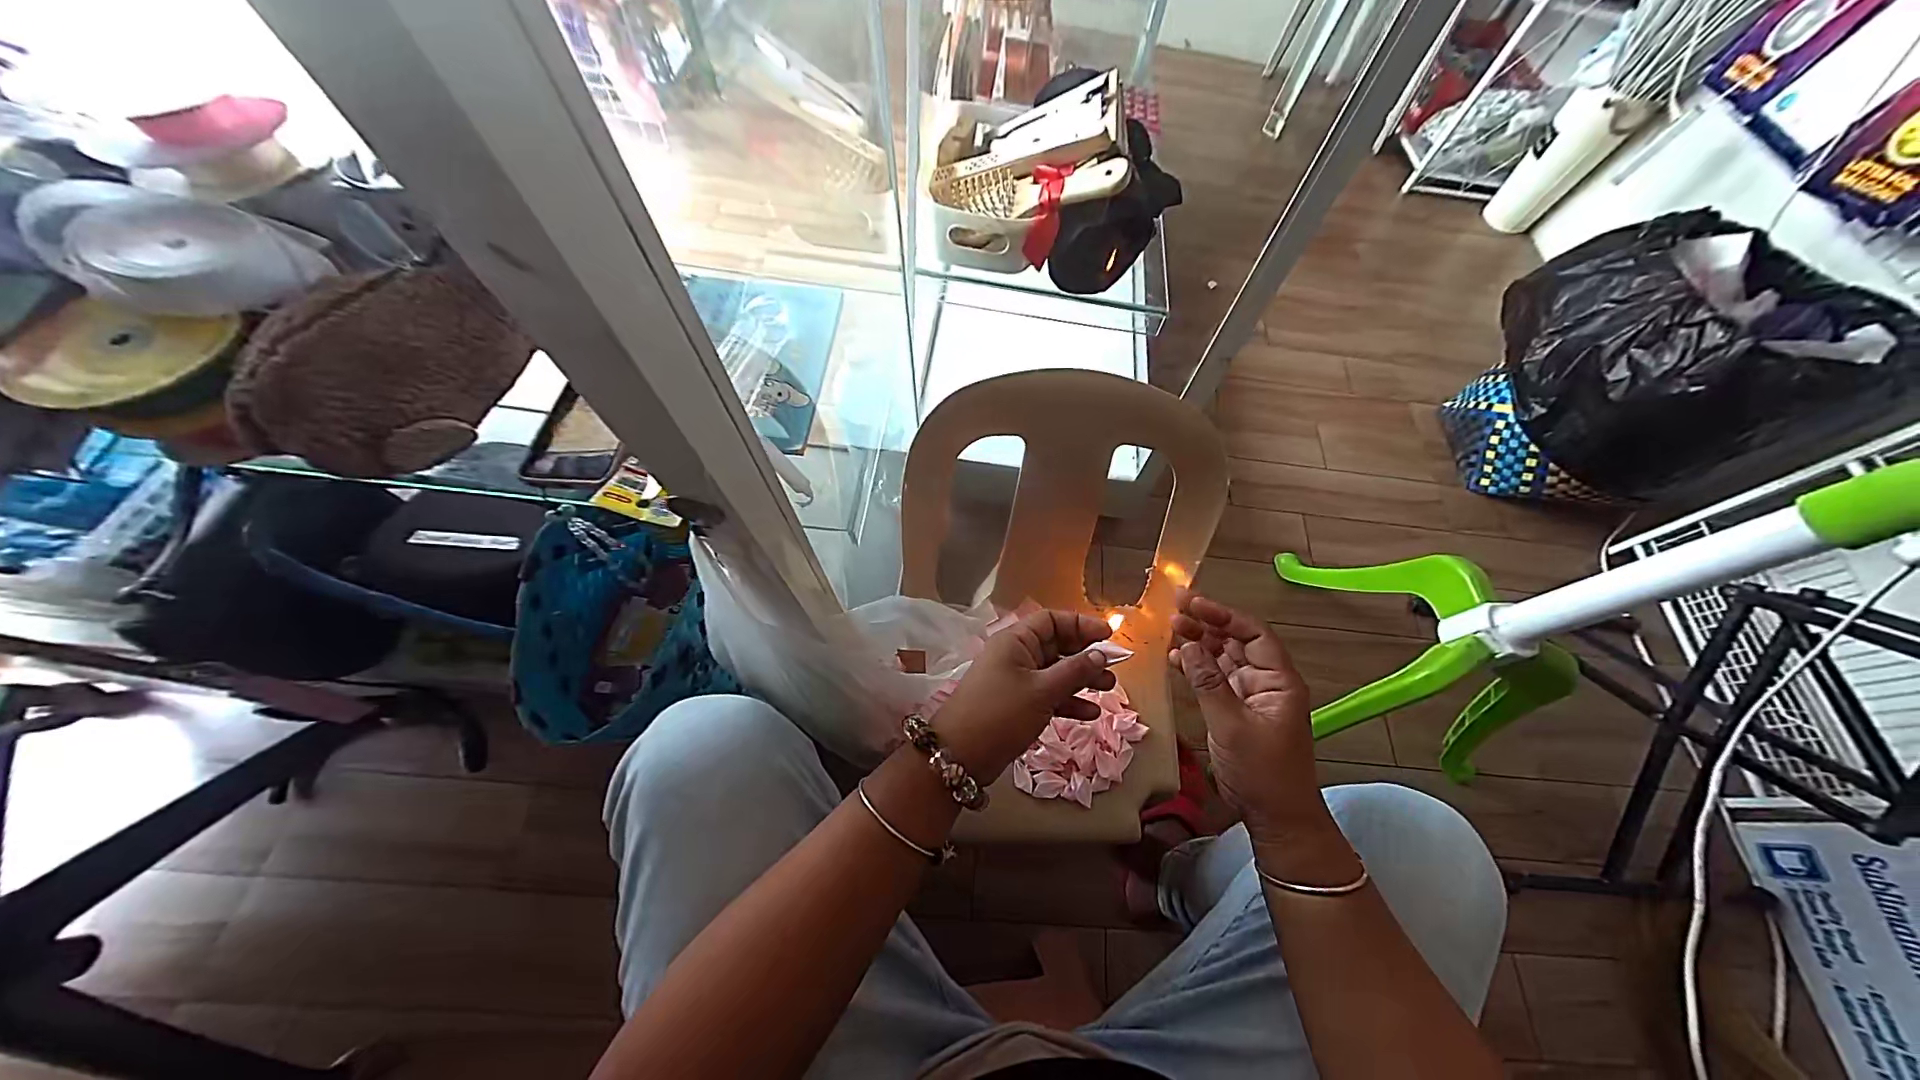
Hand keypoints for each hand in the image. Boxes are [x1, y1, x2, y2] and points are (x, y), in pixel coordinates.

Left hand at [933, 609, 1118, 779]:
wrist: (960, 754)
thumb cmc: (1001, 713)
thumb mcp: (1042, 690)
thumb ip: (1074, 671)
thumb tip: (1101, 654)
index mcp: (1015, 641)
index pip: (1051, 620)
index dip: (1081, 625)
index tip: (1108, 636)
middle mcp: (1015, 656)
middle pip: (1056, 646)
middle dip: (1086, 655)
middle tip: (1114, 666)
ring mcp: (1015, 681)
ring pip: (1055, 673)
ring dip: (1081, 679)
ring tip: (1108, 689)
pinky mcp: (1017, 706)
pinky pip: (1048, 696)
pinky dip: (1068, 702)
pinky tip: (1090, 713)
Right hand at [1168, 590, 1327, 839]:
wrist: (1275, 815)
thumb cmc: (1262, 772)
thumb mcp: (1231, 725)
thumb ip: (1208, 682)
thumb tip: (1188, 645)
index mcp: (1279, 681)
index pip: (1253, 634)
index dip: (1223, 615)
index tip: (1192, 604)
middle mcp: (1267, 682)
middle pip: (1237, 641)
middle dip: (1207, 624)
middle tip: (1175, 611)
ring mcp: (1251, 695)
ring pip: (1224, 657)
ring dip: (1200, 642)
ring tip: (1172, 630)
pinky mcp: (1236, 709)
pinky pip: (1215, 677)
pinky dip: (1196, 666)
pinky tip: (1177, 659)